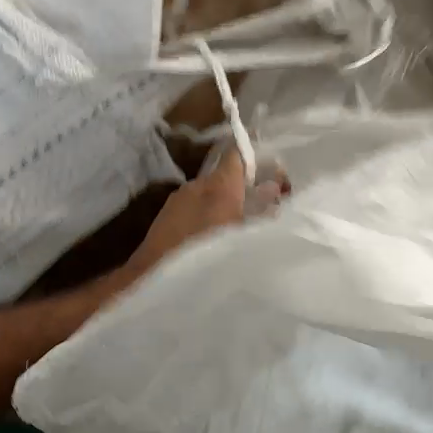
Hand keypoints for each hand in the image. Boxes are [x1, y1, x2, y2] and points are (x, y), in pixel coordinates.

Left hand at [120, 147, 283, 283]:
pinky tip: (218, 239)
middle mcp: (196, 185)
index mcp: (217, 184)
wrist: (156, 277)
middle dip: (245, 188)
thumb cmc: (209, 256)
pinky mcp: (166, 216)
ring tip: (244, 227)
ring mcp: (178, 199)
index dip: (257, 161)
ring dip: (226, 205)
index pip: (237, 155)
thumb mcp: (246, 235)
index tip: (276, 176)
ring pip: (210, 194)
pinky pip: (195, 208)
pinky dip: (209, 216)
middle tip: (267, 208)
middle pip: (225, 177)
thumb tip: (273, 188)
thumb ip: (262, 211)